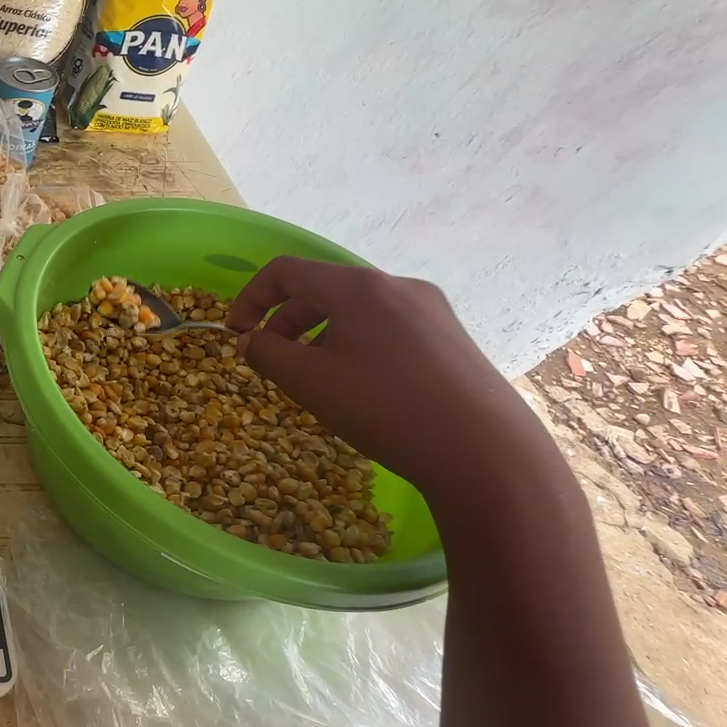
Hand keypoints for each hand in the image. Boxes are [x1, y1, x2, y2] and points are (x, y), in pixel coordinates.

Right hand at [224, 256, 549, 501]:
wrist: (488, 454)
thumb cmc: (385, 409)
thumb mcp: (307, 381)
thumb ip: (266, 352)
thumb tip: (253, 340)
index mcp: (358, 287)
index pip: (286, 271)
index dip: (250, 298)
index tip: (237, 335)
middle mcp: (397, 286)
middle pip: (321, 287)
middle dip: (284, 319)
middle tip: (271, 358)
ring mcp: (431, 310)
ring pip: (353, 309)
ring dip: (317, 333)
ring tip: (312, 375)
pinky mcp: (450, 338)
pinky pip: (384, 326)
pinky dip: (352, 344)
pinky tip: (357, 385)